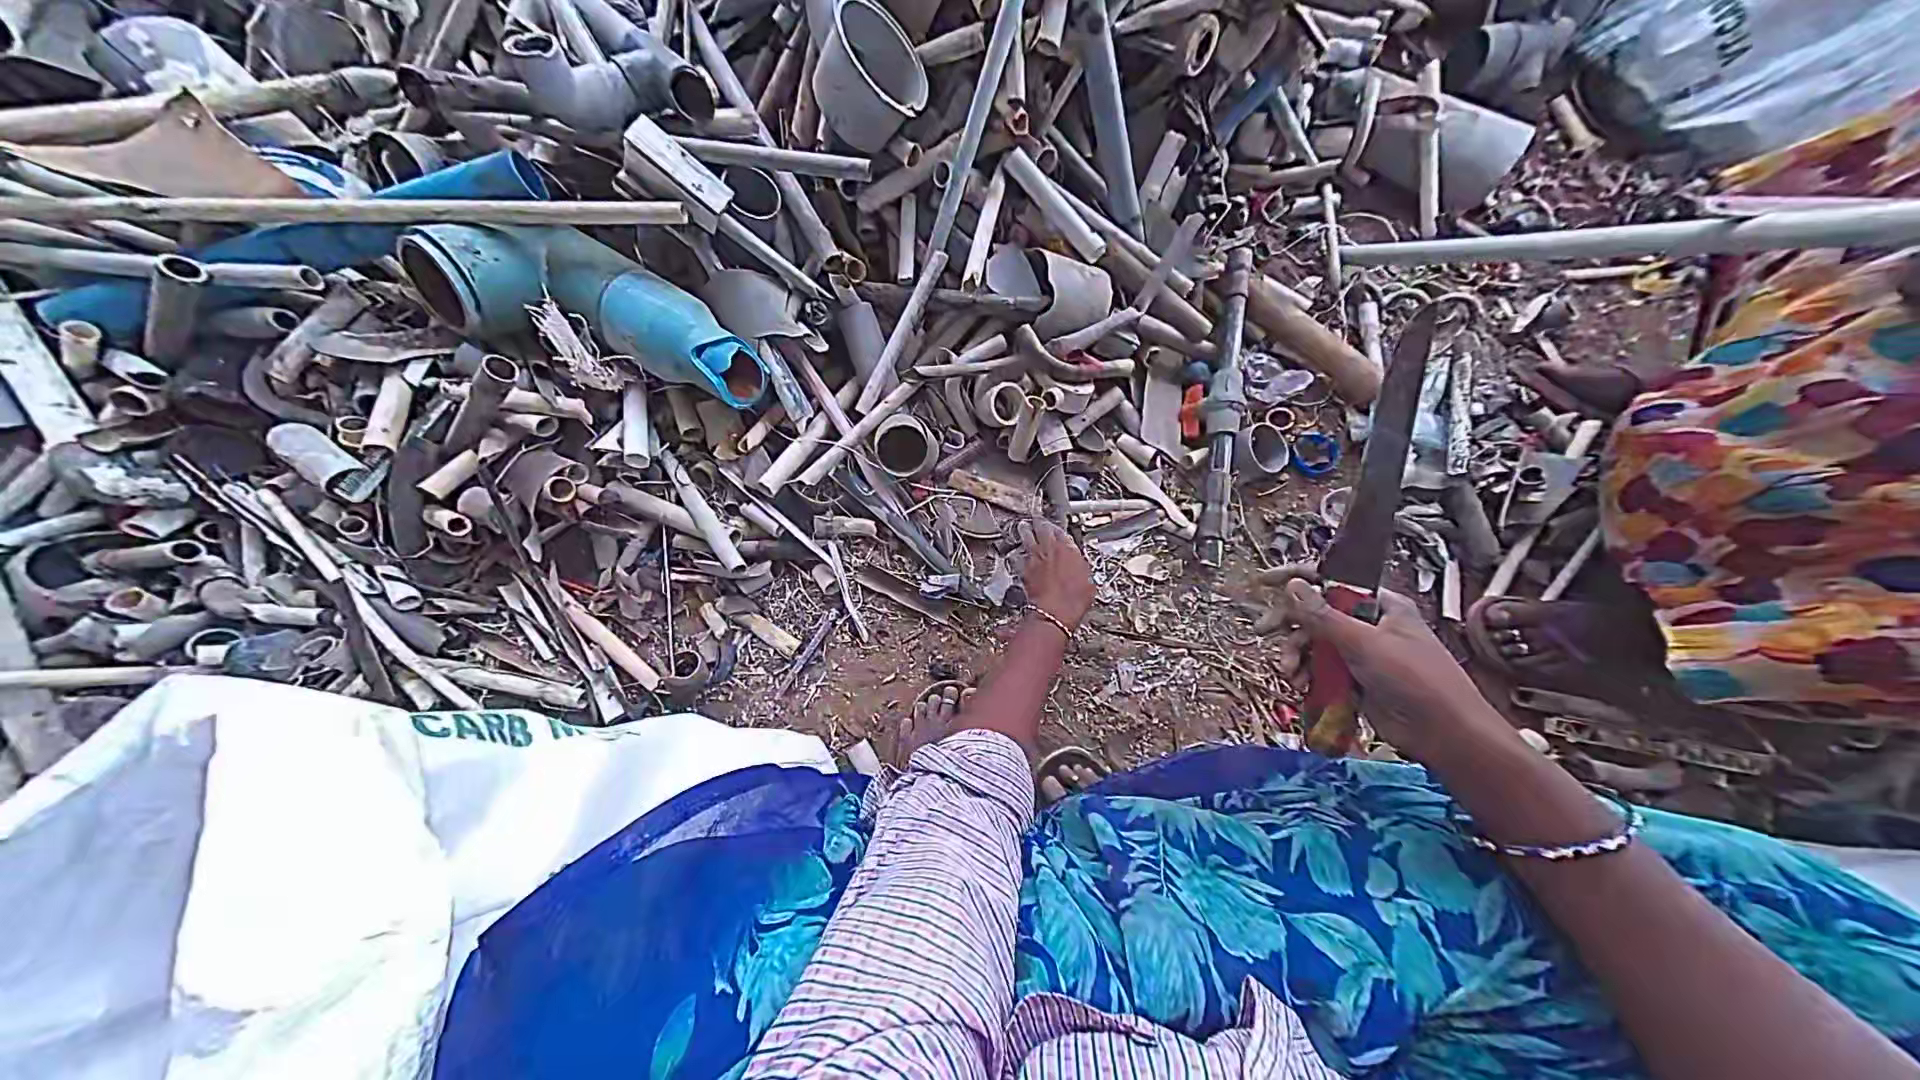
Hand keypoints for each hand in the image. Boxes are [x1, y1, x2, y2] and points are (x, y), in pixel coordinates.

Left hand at [1020, 519, 1093, 630]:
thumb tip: (1079, 566)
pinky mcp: (1024, 569)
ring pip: (1028, 537)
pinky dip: (1016, 554)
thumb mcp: (1088, 581)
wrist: (1055, 611)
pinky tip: (1014, 554)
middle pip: (1043, 528)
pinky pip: (1017, 556)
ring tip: (1023, 526)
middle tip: (1037, 519)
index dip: (1057, 528)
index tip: (1055, 527)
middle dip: (1040, 523)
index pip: (1061, 531)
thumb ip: (1080, 567)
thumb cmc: (1074, 599)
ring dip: (1025, 531)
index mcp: (1068, 549)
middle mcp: (1050, 549)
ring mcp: (1035, 558)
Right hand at [1279, 579, 1506, 757]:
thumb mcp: (1365, 643)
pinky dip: (1306, 674)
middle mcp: (1368, 624)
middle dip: (1290, 625)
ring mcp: (1360, 653)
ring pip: (1314, 643)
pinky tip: (1300, 684)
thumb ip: (1324, 615)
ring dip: (1296, 654)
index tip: (1266, 582)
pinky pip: (1320, 668)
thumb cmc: (1416, 680)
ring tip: (1290, 672)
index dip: (1298, 578)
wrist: (1445, 735)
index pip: (1332, 581)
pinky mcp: (1353, 679)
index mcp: (1380, 605)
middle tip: (1264, 631)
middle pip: (1316, 614)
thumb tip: (1294, 585)